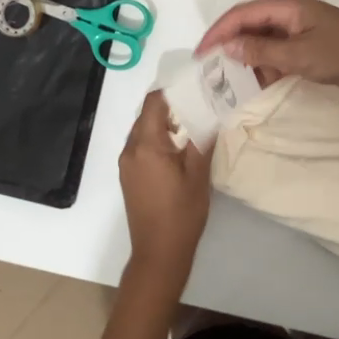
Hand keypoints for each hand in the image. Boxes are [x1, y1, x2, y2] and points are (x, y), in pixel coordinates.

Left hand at [119, 92, 211, 277]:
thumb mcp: (198, 174)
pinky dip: (158, 139)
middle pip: (147, 114)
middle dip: (171, 106)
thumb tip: (212, 112)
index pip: (154, 102)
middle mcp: (130, 150)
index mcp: (146, 145)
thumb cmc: (181, 213)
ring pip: (143, 130)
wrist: (158, 253)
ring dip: (165, 124)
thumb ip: (202, 139)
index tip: (196, 86)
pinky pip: (141, 146)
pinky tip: (179, 147)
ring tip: (194, 123)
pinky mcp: (129, 176)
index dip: (173, 90)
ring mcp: (126, 164)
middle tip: (200, 102)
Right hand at [195, 0, 338, 94]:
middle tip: (210, 68)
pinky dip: (267, 66)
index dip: (218, 32)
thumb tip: (229, 46)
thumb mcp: (299, 55)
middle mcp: (291, 13)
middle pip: (250, 24)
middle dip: (229, 44)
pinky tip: (258, 83)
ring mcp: (302, 29)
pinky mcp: (310, 46)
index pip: (242, 14)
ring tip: (230, 80)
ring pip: (264, 40)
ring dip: (248, 58)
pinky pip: (279, 52)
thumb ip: (262, 51)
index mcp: (288, 6)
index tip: (201, 54)